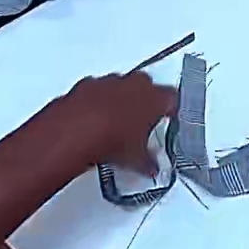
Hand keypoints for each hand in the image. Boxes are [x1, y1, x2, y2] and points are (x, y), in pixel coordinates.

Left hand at [41, 71, 176, 176]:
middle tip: (143, 121)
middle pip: (147, 87)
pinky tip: (95, 118)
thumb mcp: (137, 159)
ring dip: (121, 99)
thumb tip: (149, 167)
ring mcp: (110, 81)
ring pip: (121, 85)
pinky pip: (98, 89)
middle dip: (146, 101)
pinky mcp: (88, 84)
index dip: (171, 108)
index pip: (172, 98)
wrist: (77, 130)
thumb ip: (148, 161)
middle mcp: (134, 83)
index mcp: (154, 97)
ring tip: (117, 122)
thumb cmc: (111, 137)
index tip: (169, 116)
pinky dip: (98, 100)